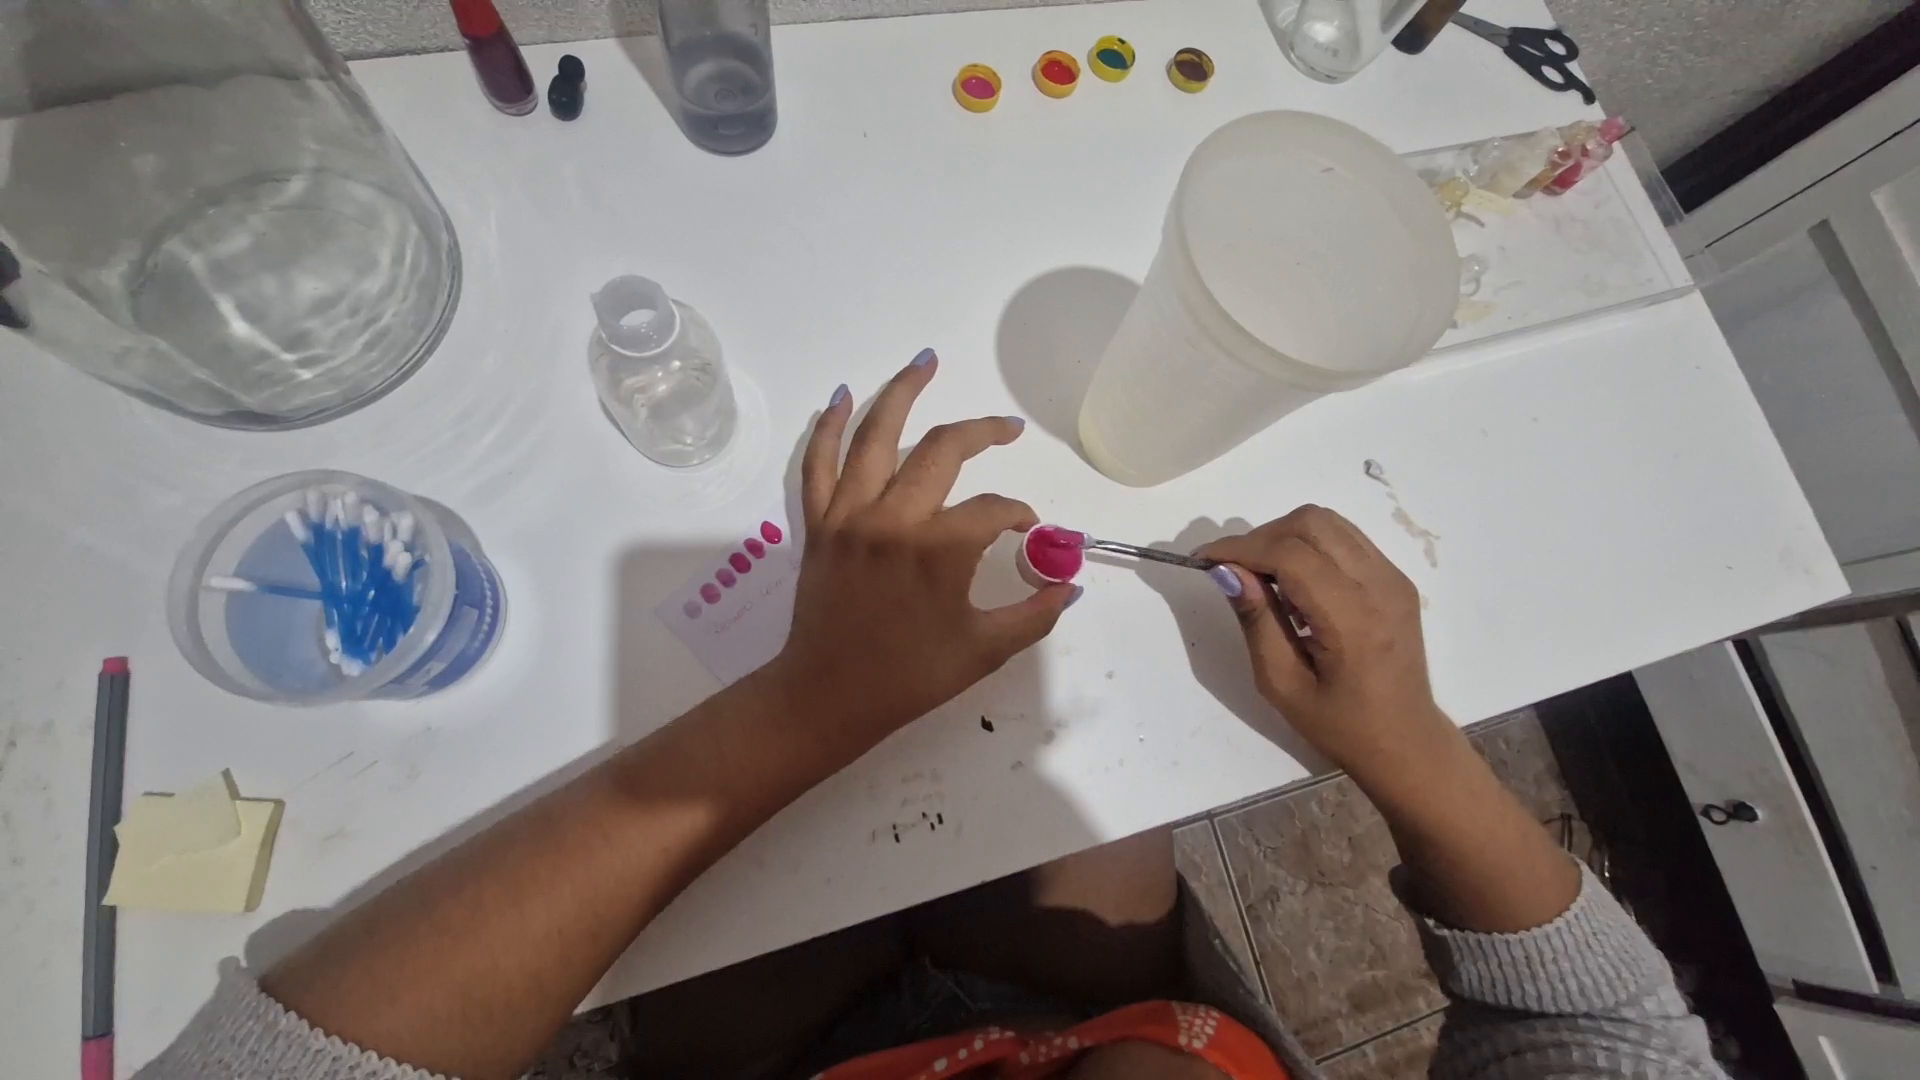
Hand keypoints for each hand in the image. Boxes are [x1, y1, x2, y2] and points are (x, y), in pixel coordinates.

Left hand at [764, 349, 1079, 743]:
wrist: (829, 695)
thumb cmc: (909, 677)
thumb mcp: (985, 650)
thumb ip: (1035, 614)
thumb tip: (1072, 585)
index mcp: (939, 549)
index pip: (995, 509)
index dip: (1021, 514)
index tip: (1030, 530)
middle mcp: (894, 518)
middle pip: (942, 450)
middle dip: (982, 432)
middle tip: (1008, 428)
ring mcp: (850, 515)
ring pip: (874, 436)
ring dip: (901, 392)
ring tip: (926, 360)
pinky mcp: (819, 523)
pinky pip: (817, 464)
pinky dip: (827, 427)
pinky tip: (840, 395)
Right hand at [1197, 506, 1451, 775]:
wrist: (1405, 742)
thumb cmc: (1339, 724)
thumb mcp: (1281, 683)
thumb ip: (1256, 621)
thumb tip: (1227, 572)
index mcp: (1353, 620)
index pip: (1291, 555)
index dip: (1241, 548)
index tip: (1205, 560)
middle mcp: (1380, 587)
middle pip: (1310, 523)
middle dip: (1261, 538)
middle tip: (1235, 571)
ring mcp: (1393, 578)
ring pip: (1327, 522)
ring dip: (1284, 537)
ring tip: (1263, 577)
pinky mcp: (1394, 578)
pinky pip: (1343, 538)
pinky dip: (1307, 546)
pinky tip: (1294, 583)